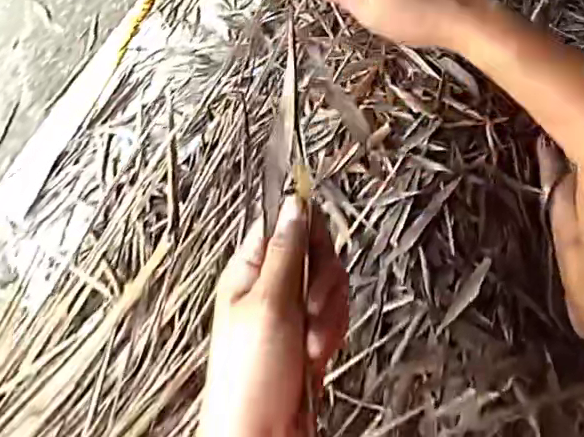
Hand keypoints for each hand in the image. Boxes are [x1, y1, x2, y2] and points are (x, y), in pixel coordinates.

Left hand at [200, 196, 349, 436]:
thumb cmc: (248, 381)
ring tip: (310, 338)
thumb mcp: (269, 303)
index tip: (316, 245)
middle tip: (310, 302)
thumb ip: (287, 250)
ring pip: (330, 282)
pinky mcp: (309, 335)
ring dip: (328, 311)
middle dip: (322, 278)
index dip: (306, 229)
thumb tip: (294, 202)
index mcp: (250, 271)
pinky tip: (317, 353)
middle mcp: (271, 287)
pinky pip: (335, 313)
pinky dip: (332, 331)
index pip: (284, 222)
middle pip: (314, 250)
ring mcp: (291, 313)